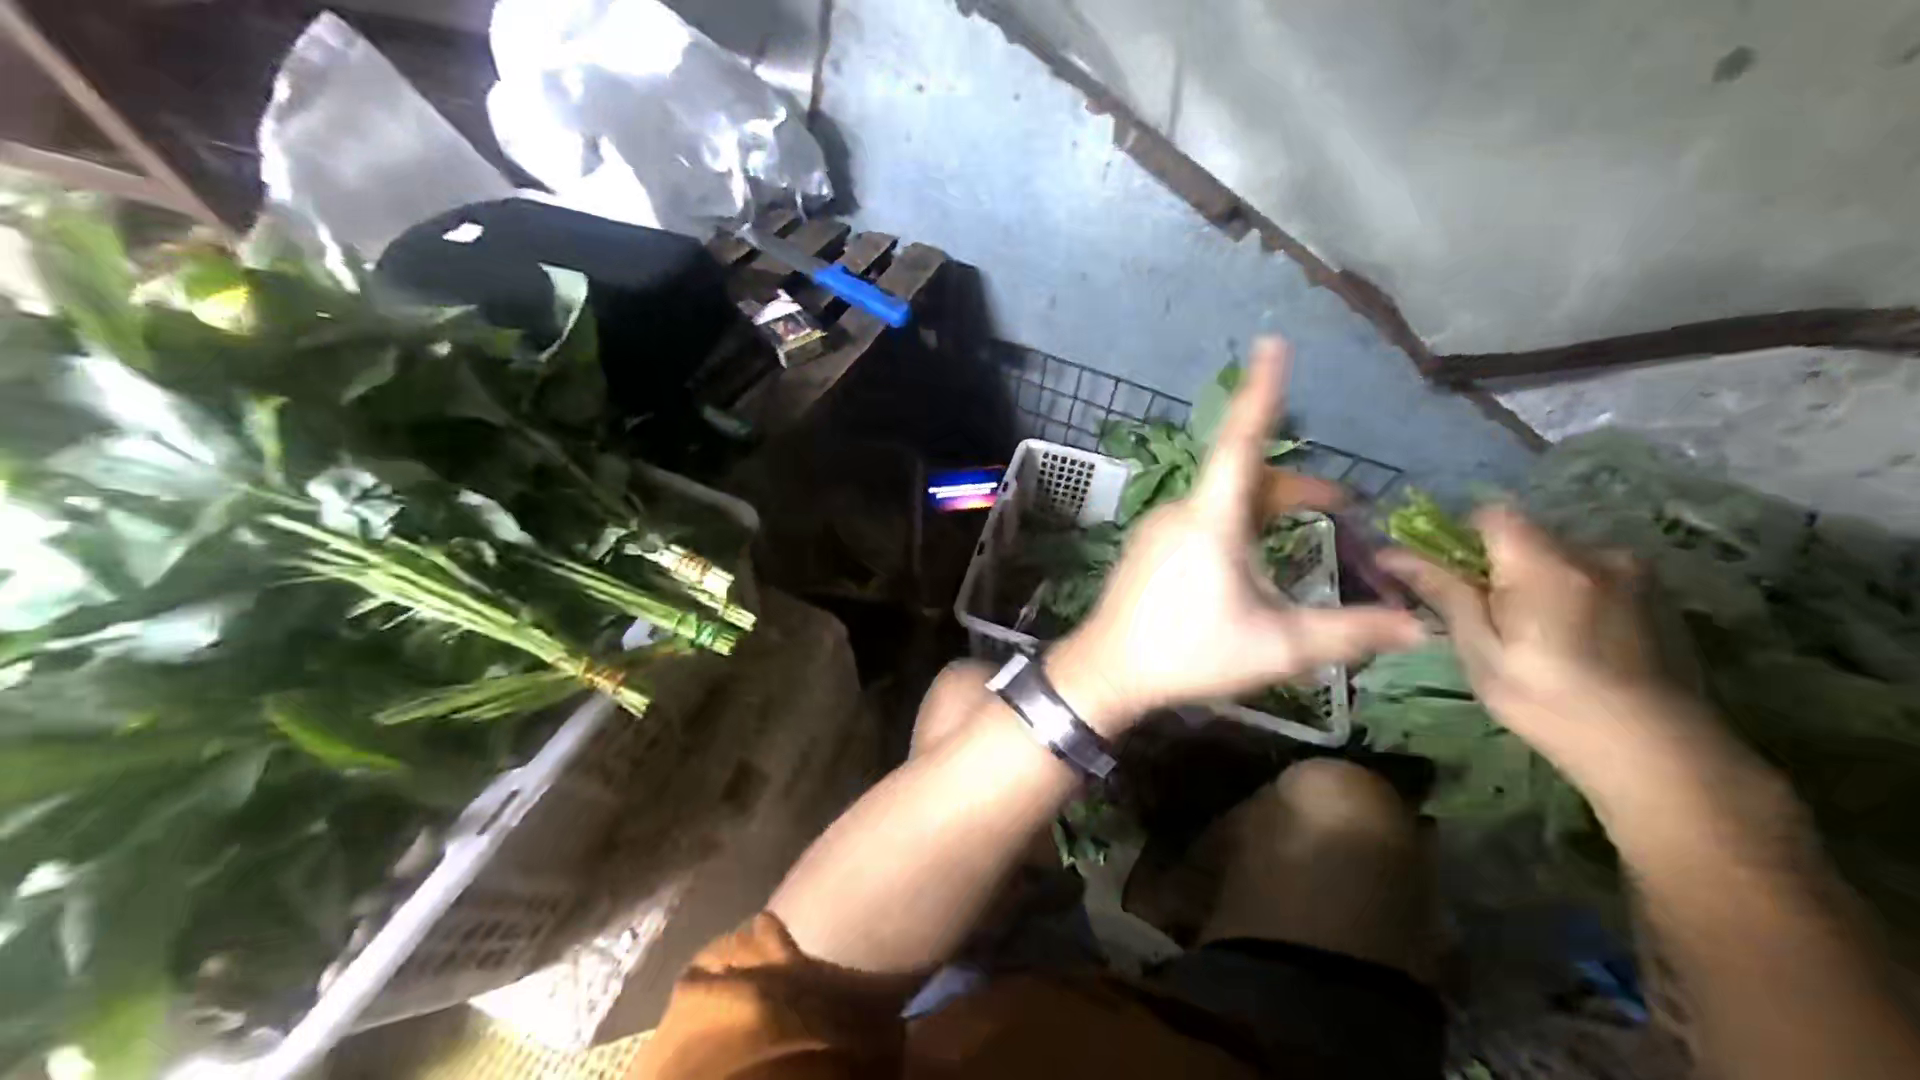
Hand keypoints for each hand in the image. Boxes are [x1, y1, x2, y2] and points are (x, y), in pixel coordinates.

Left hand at [1048, 338, 1424, 733]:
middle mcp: (1181, 510)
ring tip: (1308, 533)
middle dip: (1297, 490)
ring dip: (1267, 510)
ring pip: (1223, 502)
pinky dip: (1237, 524)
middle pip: (1245, 479)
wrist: (1108, 672)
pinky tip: (1252, 560)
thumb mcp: (1280, 647)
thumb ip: (1351, 632)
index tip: (1272, 345)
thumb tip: (1418, 626)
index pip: (1242, 441)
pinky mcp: (1148, 547)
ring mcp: (1158, 527)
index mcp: (1210, 518)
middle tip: (1344, 509)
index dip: (1262, 393)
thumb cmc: (1190, 653)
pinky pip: (1201, 519)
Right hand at [1380, 506, 1752, 805]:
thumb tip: (1389, 553)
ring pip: (1563, 559)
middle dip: (1500, 566)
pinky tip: (1576, 645)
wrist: (1661, 753)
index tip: (1451, 577)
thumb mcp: (1480, 649)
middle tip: (1488, 619)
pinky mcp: (1661, 598)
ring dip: (1539, 583)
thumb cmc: (1548, 701)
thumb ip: (1443, 591)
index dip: (1462, 537)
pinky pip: (1597, 579)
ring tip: (1536, 638)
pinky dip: (1574, 597)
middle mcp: (1596, 554)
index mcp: (1545, 564)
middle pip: (1528, 537)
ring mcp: (1638, 575)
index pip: (1492, 514)